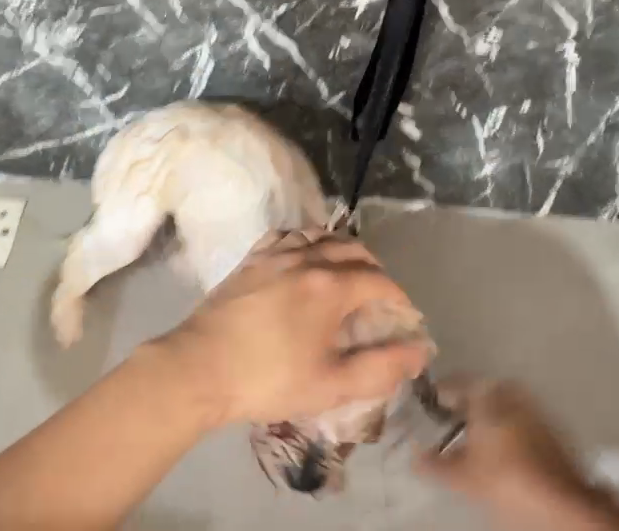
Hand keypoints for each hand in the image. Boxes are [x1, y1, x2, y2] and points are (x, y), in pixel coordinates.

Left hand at [152, 230, 431, 428]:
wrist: (200, 367)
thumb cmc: (269, 380)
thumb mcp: (332, 385)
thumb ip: (381, 367)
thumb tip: (419, 350)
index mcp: (330, 286)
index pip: (378, 280)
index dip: (398, 297)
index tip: (404, 317)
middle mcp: (306, 257)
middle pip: (352, 249)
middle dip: (374, 268)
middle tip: (379, 296)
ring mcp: (275, 253)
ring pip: (320, 235)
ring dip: (341, 249)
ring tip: (347, 273)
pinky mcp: (251, 258)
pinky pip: (287, 234)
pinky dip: (306, 240)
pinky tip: (304, 257)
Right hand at [417, 379, 618, 530]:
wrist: (563, 504)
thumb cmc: (506, 480)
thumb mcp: (464, 477)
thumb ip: (436, 465)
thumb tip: (415, 457)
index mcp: (485, 392)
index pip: (453, 384)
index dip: (437, 396)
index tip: (426, 407)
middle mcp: (510, 390)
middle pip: (478, 392)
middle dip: (463, 406)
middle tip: (447, 424)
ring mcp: (534, 407)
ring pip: (501, 405)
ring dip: (486, 417)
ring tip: (473, 440)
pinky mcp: (552, 427)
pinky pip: (519, 419)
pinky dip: (506, 428)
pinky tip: (500, 450)